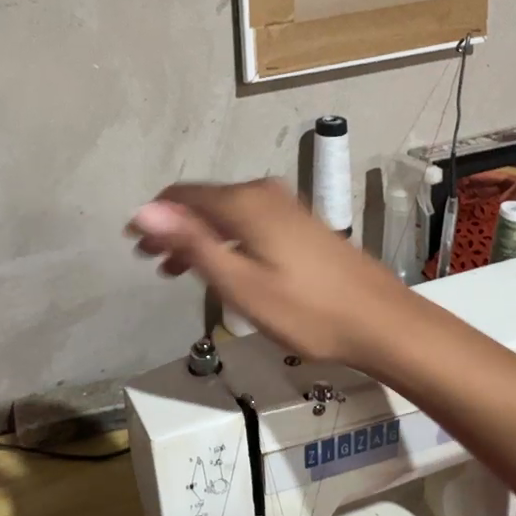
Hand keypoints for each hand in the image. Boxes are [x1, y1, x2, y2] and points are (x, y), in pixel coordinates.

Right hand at [128, 179, 423, 368]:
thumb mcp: (240, 285)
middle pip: (203, 202)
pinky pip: (247, 221)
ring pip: (225, 213)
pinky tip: (222, 267)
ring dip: (197, 236)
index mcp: (245, 203)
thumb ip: (192, 244)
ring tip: (177, 270)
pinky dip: (224, 239)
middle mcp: (263, 193)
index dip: (154, 217)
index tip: (133, 244)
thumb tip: (145, 211)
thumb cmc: (306, 311)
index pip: (182, 196)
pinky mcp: (300, 223)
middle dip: (173, 228)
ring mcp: (285, 206)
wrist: (381, 322)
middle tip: (151, 262)